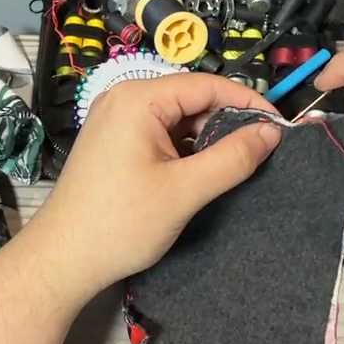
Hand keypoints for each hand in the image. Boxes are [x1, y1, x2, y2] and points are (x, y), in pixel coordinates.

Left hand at [27, 74, 281, 294]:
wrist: (62, 258)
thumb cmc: (120, 222)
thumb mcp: (185, 190)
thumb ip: (233, 158)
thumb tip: (272, 132)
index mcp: (138, 98)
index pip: (207, 85)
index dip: (248, 102)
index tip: (280, 127)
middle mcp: (124, 98)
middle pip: (191, 99)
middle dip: (227, 122)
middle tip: (261, 153)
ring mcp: (115, 120)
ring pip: (177, 118)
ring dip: (206, 138)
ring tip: (234, 167)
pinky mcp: (113, 141)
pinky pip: (160, 133)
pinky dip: (184, 149)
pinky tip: (201, 172)